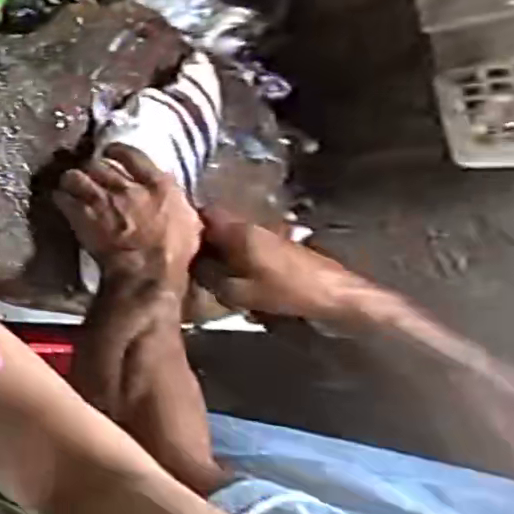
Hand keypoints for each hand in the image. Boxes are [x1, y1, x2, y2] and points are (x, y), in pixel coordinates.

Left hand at [54, 144, 199, 284]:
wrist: (147, 271)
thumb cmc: (174, 251)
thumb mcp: (187, 219)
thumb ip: (172, 199)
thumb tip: (163, 190)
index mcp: (159, 186)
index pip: (133, 154)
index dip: (116, 151)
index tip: (109, 152)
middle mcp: (128, 187)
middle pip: (98, 164)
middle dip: (90, 169)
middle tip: (88, 177)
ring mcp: (101, 199)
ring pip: (74, 175)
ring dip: (71, 180)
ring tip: (71, 187)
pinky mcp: (80, 213)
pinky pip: (61, 196)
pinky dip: (59, 198)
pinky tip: (62, 202)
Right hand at [198, 207, 373, 320]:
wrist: (344, 301)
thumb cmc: (287, 291)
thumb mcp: (234, 291)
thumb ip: (205, 275)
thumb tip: (188, 266)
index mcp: (238, 231)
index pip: (202, 212)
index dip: (183, 219)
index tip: (168, 232)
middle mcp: (254, 227)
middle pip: (216, 225)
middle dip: (200, 237)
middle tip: (183, 255)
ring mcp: (272, 238)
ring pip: (233, 238)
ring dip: (220, 250)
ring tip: (206, 269)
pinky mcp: (285, 252)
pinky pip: (249, 248)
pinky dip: (237, 258)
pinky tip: (234, 276)